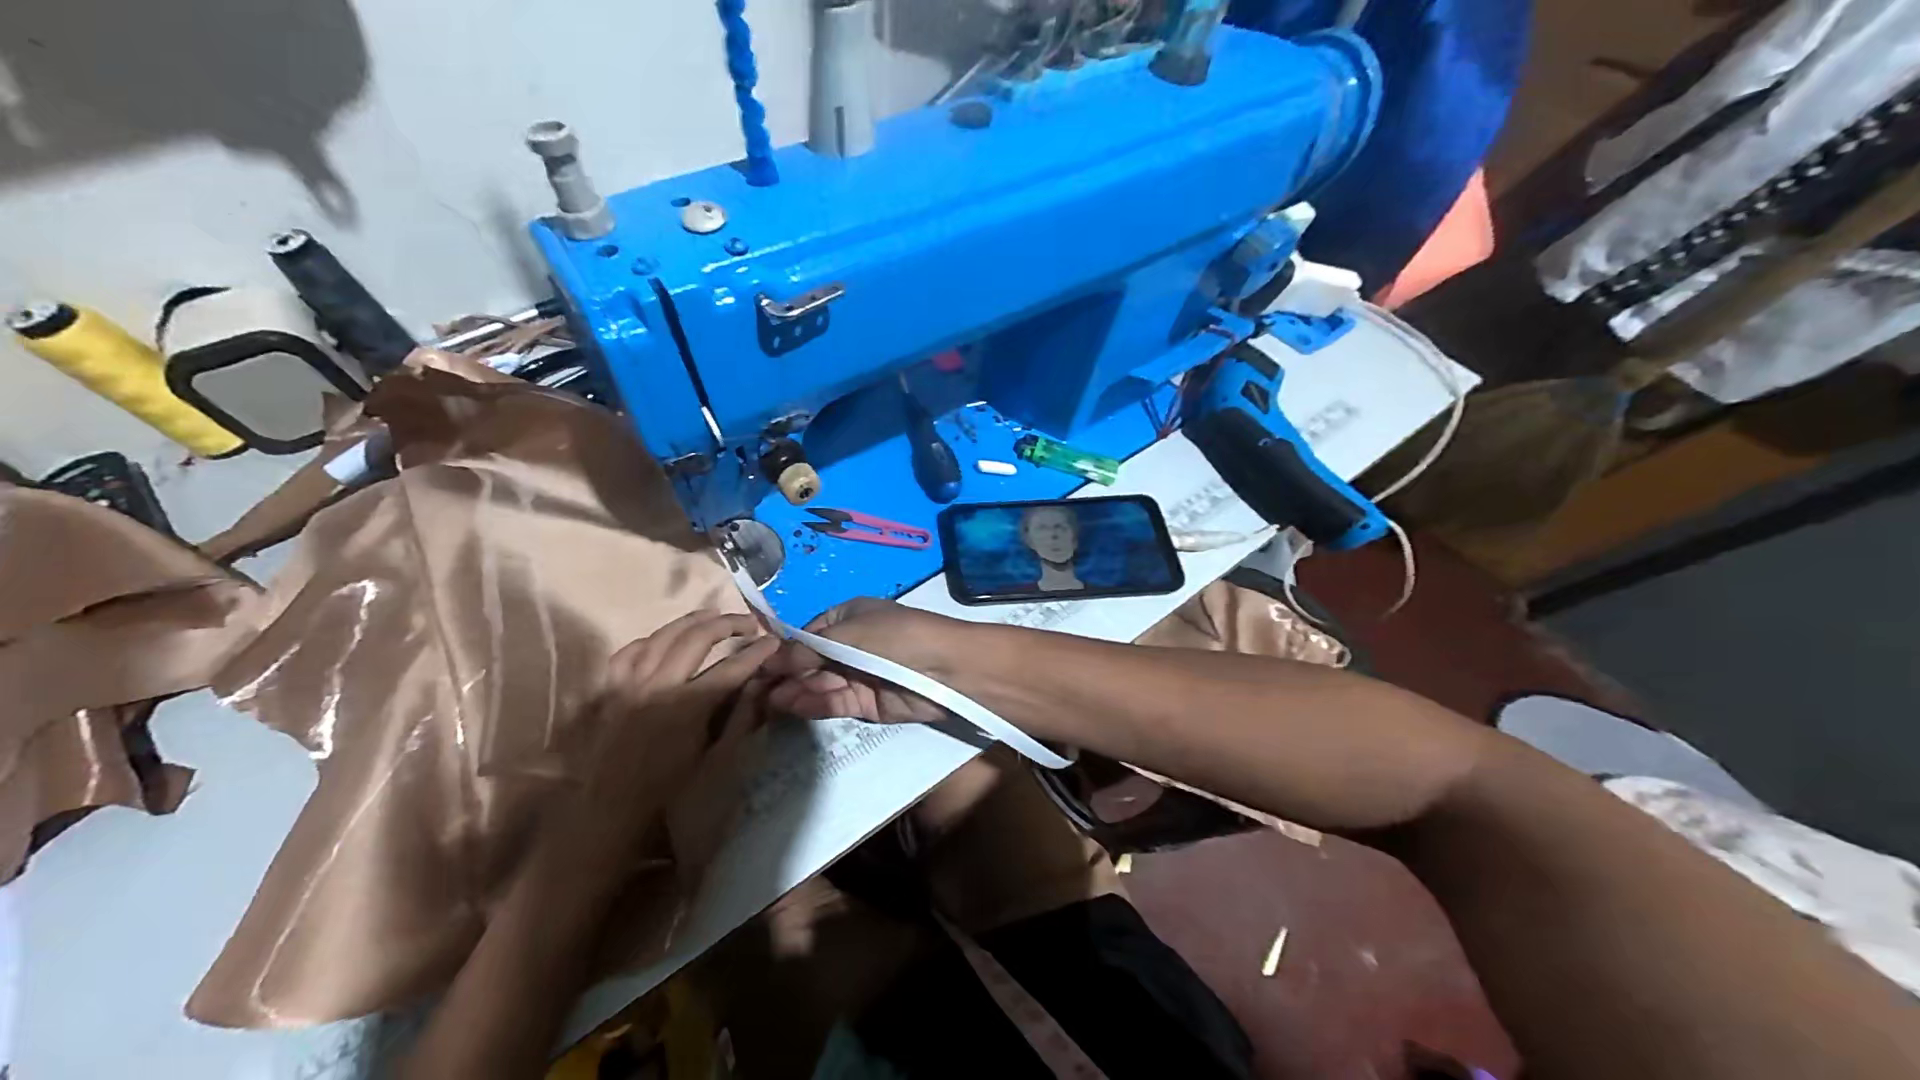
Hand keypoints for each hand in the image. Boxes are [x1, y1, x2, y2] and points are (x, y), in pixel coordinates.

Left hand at [558, 611, 779, 860]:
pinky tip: (665, 639)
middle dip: (729, 624)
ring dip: (693, 621)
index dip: (757, 652)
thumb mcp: (713, 758)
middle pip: (698, 638)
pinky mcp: (611, 688)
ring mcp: (631, 683)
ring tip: (715, 616)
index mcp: (689, 706)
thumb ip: (738, 718)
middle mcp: (659, 685)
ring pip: (664, 635)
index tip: (774, 641)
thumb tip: (759, 686)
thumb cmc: (669, 789)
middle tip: (750, 624)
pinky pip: (630, 651)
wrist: (611, 808)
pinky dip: (652, 640)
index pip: (732, 668)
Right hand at [765, 598, 962, 724]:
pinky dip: (813, 703)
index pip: (806, 635)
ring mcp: (857, 675)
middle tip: (755, 689)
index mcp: (846, 618)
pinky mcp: (866, 703)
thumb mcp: (847, 635)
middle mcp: (849, 646)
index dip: (783, 650)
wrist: (944, 667)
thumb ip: (807, 650)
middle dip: (786, 674)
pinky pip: (833, 702)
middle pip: (809, 662)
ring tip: (768, 700)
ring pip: (818, 684)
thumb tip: (769, 659)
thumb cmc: (894, 637)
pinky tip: (791, 705)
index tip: (756, 664)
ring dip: (795, 690)